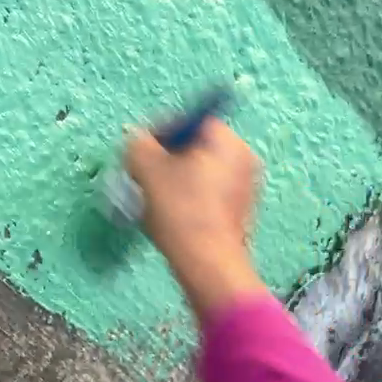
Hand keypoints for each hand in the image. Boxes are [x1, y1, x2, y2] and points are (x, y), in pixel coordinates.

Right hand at [125, 117, 266, 324]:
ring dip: (176, 179)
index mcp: (226, 141)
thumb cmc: (179, 210)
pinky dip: (189, 197)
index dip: (161, 131)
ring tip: (153, 197)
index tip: (139, 150)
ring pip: (201, 172)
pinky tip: (171, 215)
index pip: (192, 120)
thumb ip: (138, 146)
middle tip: (142, 175)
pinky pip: (208, 193)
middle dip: (167, 158)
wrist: (207, 262)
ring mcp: (246, 186)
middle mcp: (243, 157)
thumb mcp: (148, 172)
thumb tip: (135, 138)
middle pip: (197, 147)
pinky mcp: (240, 212)